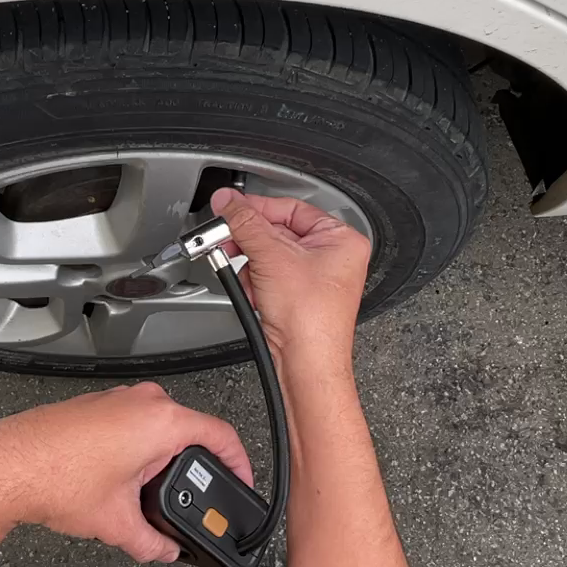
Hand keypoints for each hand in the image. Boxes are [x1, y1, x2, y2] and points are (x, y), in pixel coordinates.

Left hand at [0, 383, 252, 561]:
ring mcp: (119, 400)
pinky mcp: (99, 406)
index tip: (240, 479)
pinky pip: (135, 423)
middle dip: (193, 468)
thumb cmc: (54, 479)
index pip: (220, 434)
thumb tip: (164, 548)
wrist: (6, 466)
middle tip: (191, 499)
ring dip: (162, 459)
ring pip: (160, 427)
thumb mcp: (117, 523)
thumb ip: (152, 542)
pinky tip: (120, 478)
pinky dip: (139, 449)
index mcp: (160, 421)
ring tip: (145, 495)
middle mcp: (143, 401)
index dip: (238, 462)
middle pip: (190, 431)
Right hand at [210, 188, 371, 367]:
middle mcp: (332, 257)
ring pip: (268, 256)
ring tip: (247, 277)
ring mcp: (314, 279)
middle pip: (277, 233)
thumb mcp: (272, 257)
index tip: (230, 207)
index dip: (257, 207)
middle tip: (225, 237)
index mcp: (341, 239)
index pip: (291, 208)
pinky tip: (254, 294)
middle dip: (250, 242)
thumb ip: (246, 223)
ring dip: (250, 266)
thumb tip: (229, 203)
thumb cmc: (312, 319)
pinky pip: (268, 277)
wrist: (306, 363)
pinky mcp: (297, 298)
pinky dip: (254, 284)